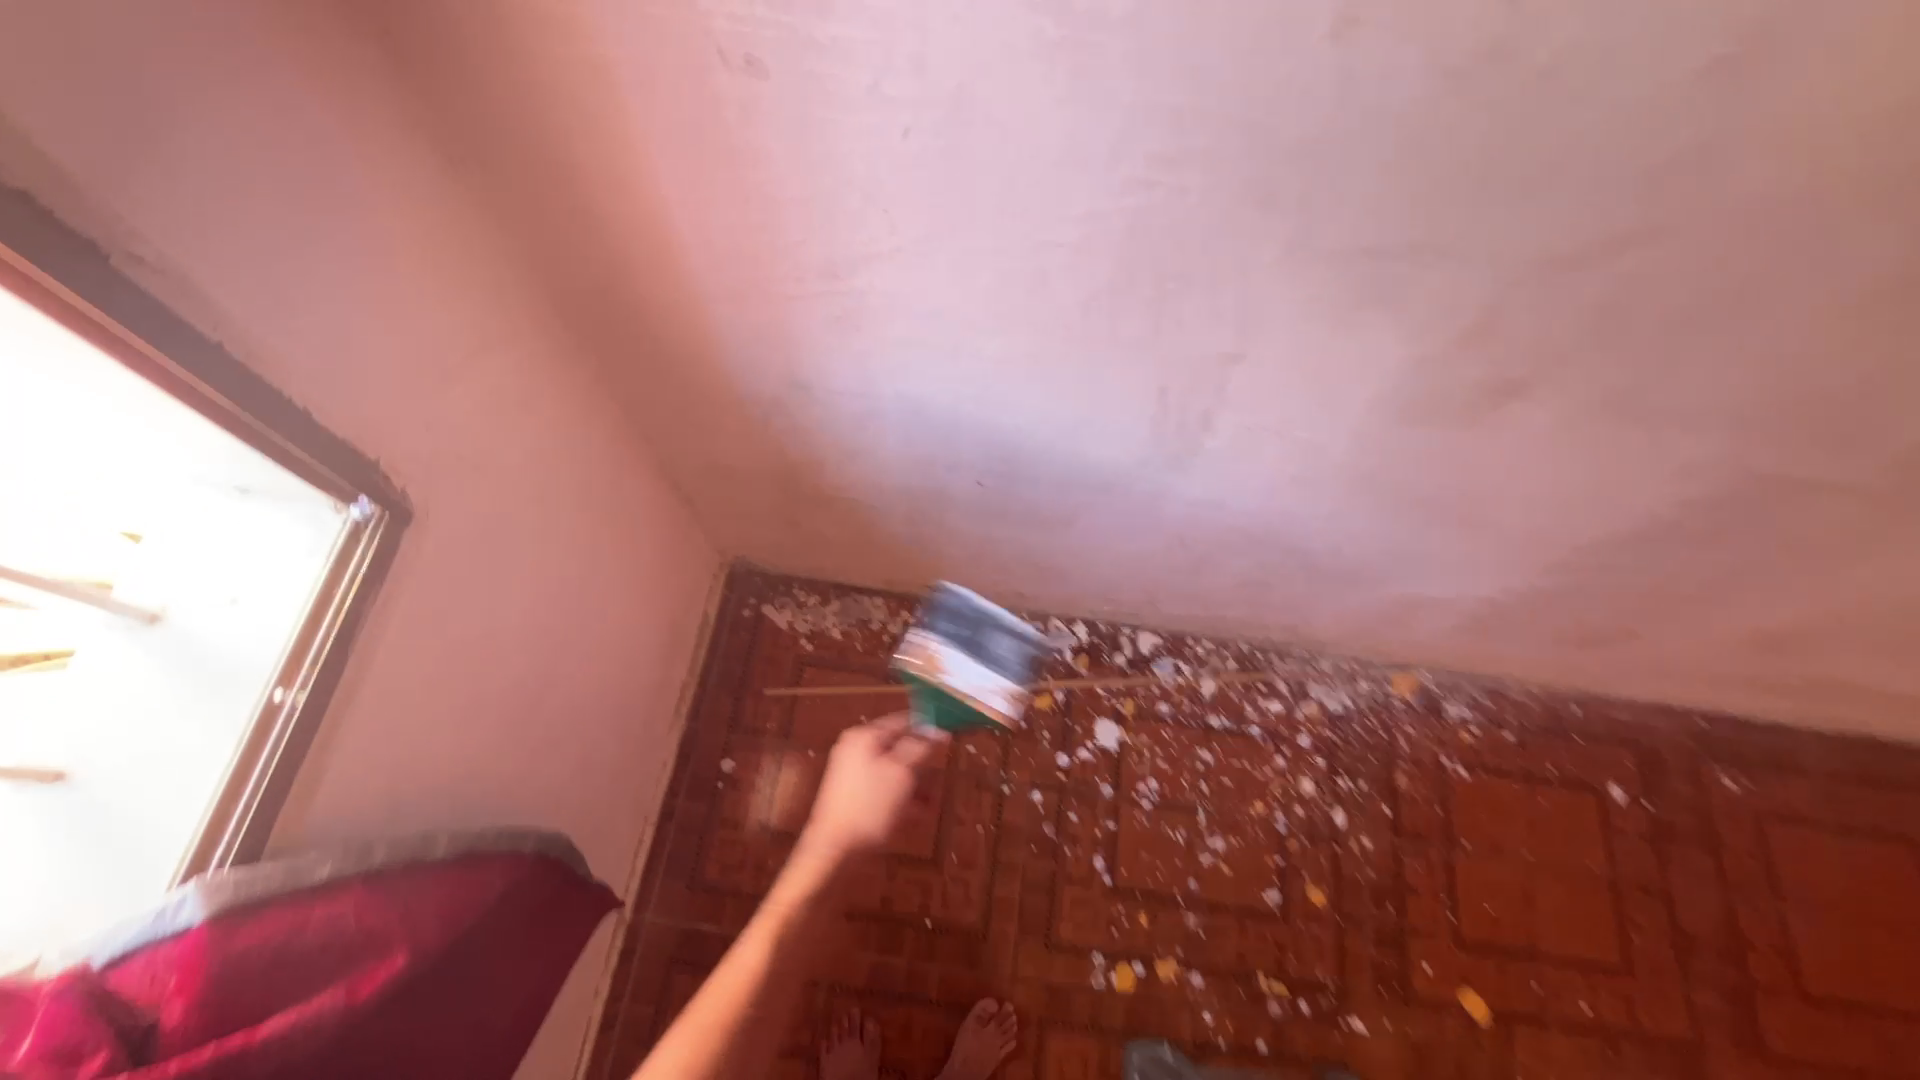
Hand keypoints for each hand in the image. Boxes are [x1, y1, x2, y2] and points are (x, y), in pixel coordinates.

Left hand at [799, 713, 946, 860]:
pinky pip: (885, 789)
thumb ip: (920, 747)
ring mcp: (854, 774)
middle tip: (941, 776)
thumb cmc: (870, 804)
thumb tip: (938, 729)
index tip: (949, 738)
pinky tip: (919, 813)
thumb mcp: (901, 772)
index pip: (902, 721)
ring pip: (895, 771)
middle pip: (899, 747)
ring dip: (916, 784)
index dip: (927, 728)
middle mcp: (857, 750)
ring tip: (933, 801)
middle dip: (922, 764)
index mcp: (864, 737)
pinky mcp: (856, 797)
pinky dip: (902, 798)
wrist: (835, 848)